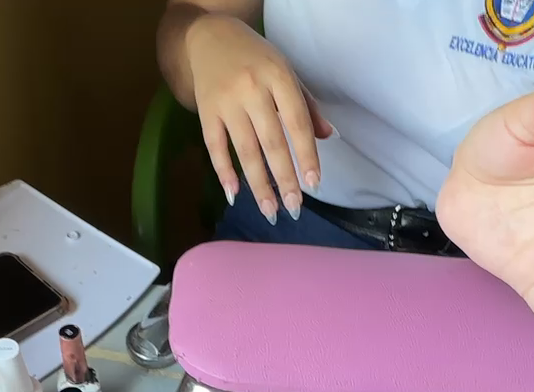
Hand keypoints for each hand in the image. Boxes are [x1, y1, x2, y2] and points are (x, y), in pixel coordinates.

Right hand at [181, 13, 333, 222]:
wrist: (209, 37)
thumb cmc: (255, 60)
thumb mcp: (285, 72)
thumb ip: (306, 105)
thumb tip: (327, 137)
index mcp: (277, 76)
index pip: (297, 121)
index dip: (306, 155)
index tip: (314, 184)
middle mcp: (252, 88)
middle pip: (271, 141)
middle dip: (284, 178)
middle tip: (294, 208)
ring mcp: (227, 101)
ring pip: (245, 150)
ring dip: (259, 184)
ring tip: (270, 211)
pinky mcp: (206, 111)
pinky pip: (215, 147)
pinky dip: (224, 171)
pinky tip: (234, 194)